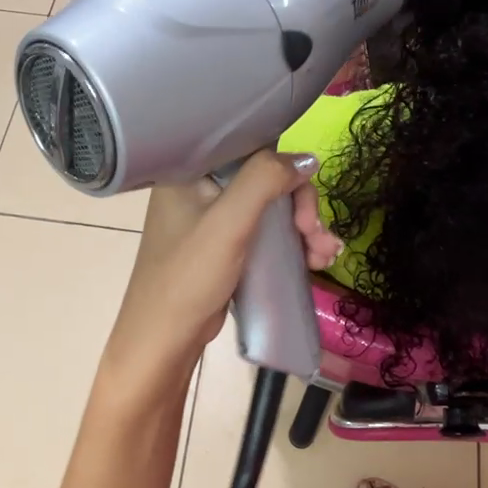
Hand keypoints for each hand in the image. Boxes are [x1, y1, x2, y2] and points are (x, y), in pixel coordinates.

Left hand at [104, 151, 323, 394]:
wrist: (164, 343)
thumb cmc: (187, 278)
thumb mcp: (228, 223)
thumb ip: (264, 181)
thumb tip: (307, 157)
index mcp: (188, 170)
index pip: (247, 144)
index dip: (282, 165)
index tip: (302, 196)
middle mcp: (199, 187)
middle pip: (266, 178)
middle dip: (300, 205)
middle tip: (314, 234)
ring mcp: (213, 218)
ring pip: (272, 206)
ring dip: (304, 227)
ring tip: (324, 256)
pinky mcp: (226, 245)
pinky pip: (267, 231)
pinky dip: (293, 242)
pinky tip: (316, 260)